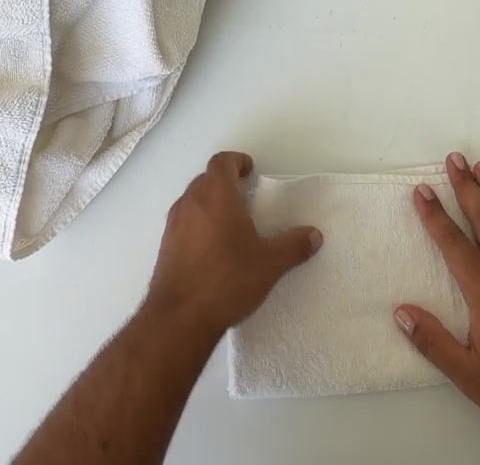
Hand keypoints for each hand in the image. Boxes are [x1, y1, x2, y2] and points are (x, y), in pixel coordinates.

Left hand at [145, 151, 321, 334]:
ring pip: (192, 200)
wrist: (180, 317)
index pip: (221, 162)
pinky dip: (197, 223)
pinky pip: (183, 222)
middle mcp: (191, 202)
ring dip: (209, 202)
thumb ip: (293, 245)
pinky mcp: (164, 246)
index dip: (236, 161)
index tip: (249, 170)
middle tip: (244, 196)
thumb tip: (315, 235)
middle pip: (205, 178)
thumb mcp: (270, 263)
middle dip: (224, 181)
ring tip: (229, 223)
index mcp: (216, 196)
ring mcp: (173, 224)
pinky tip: (211, 248)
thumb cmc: (228, 279)